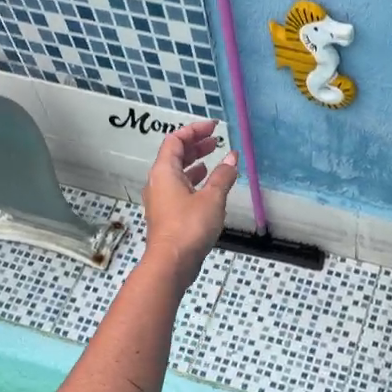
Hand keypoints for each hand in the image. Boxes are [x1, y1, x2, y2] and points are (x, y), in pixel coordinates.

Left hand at [141, 120, 237, 284]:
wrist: (171, 264)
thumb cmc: (189, 227)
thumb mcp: (212, 199)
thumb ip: (223, 176)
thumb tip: (232, 158)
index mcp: (164, 172)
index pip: (175, 140)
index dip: (194, 130)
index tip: (214, 127)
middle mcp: (158, 183)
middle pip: (175, 156)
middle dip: (196, 146)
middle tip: (216, 141)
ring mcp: (161, 200)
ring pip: (177, 174)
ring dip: (195, 164)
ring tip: (214, 160)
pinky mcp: (167, 216)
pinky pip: (179, 190)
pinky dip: (194, 182)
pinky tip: (208, 188)